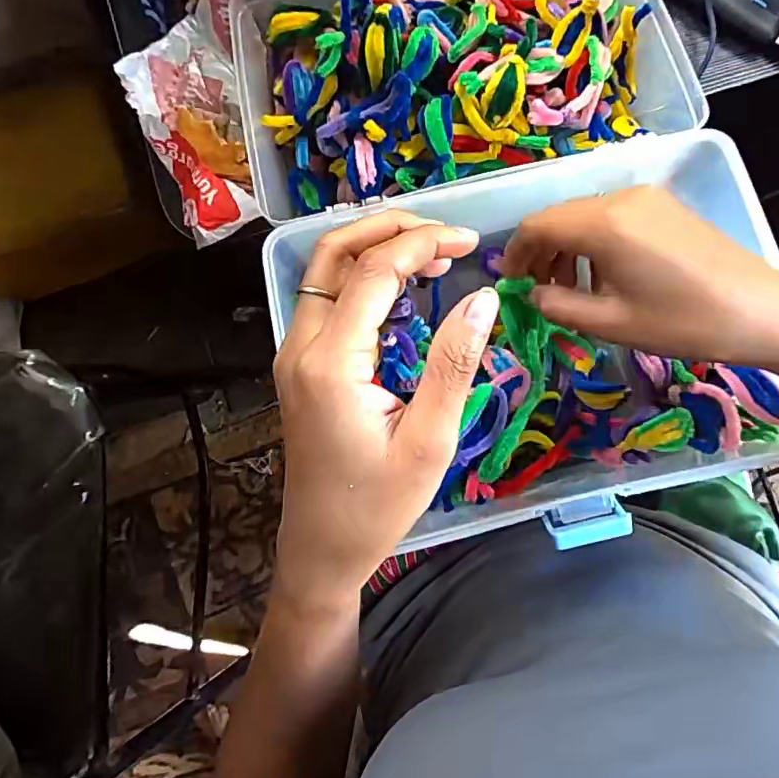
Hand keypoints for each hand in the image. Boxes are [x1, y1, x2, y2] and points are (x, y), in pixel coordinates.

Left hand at [273, 211, 499, 609]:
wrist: (321, 549)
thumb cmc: (377, 505)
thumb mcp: (429, 440)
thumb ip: (453, 363)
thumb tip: (484, 297)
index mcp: (331, 363)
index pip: (374, 272)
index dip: (423, 243)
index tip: (470, 241)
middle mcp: (301, 346)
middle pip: (334, 253)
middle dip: (390, 228)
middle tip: (447, 233)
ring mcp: (294, 353)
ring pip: (326, 271)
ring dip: (375, 248)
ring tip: (434, 254)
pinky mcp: (301, 364)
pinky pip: (328, 299)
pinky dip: (365, 278)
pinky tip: (405, 289)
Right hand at [499, 186, 778, 376]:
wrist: (764, 313)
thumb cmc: (684, 322)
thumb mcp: (611, 323)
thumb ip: (557, 306)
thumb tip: (530, 295)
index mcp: (604, 223)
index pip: (536, 225)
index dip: (516, 254)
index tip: (512, 286)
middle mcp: (621, 197)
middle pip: (559, 216)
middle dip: (540, 253)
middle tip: (540, 294)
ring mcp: (648, 198)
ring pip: (584, 215)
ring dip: (566, 249)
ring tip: (572, 291)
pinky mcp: (665, 206)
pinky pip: (612, 217)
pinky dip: (593, 243)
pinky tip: (605, 277)